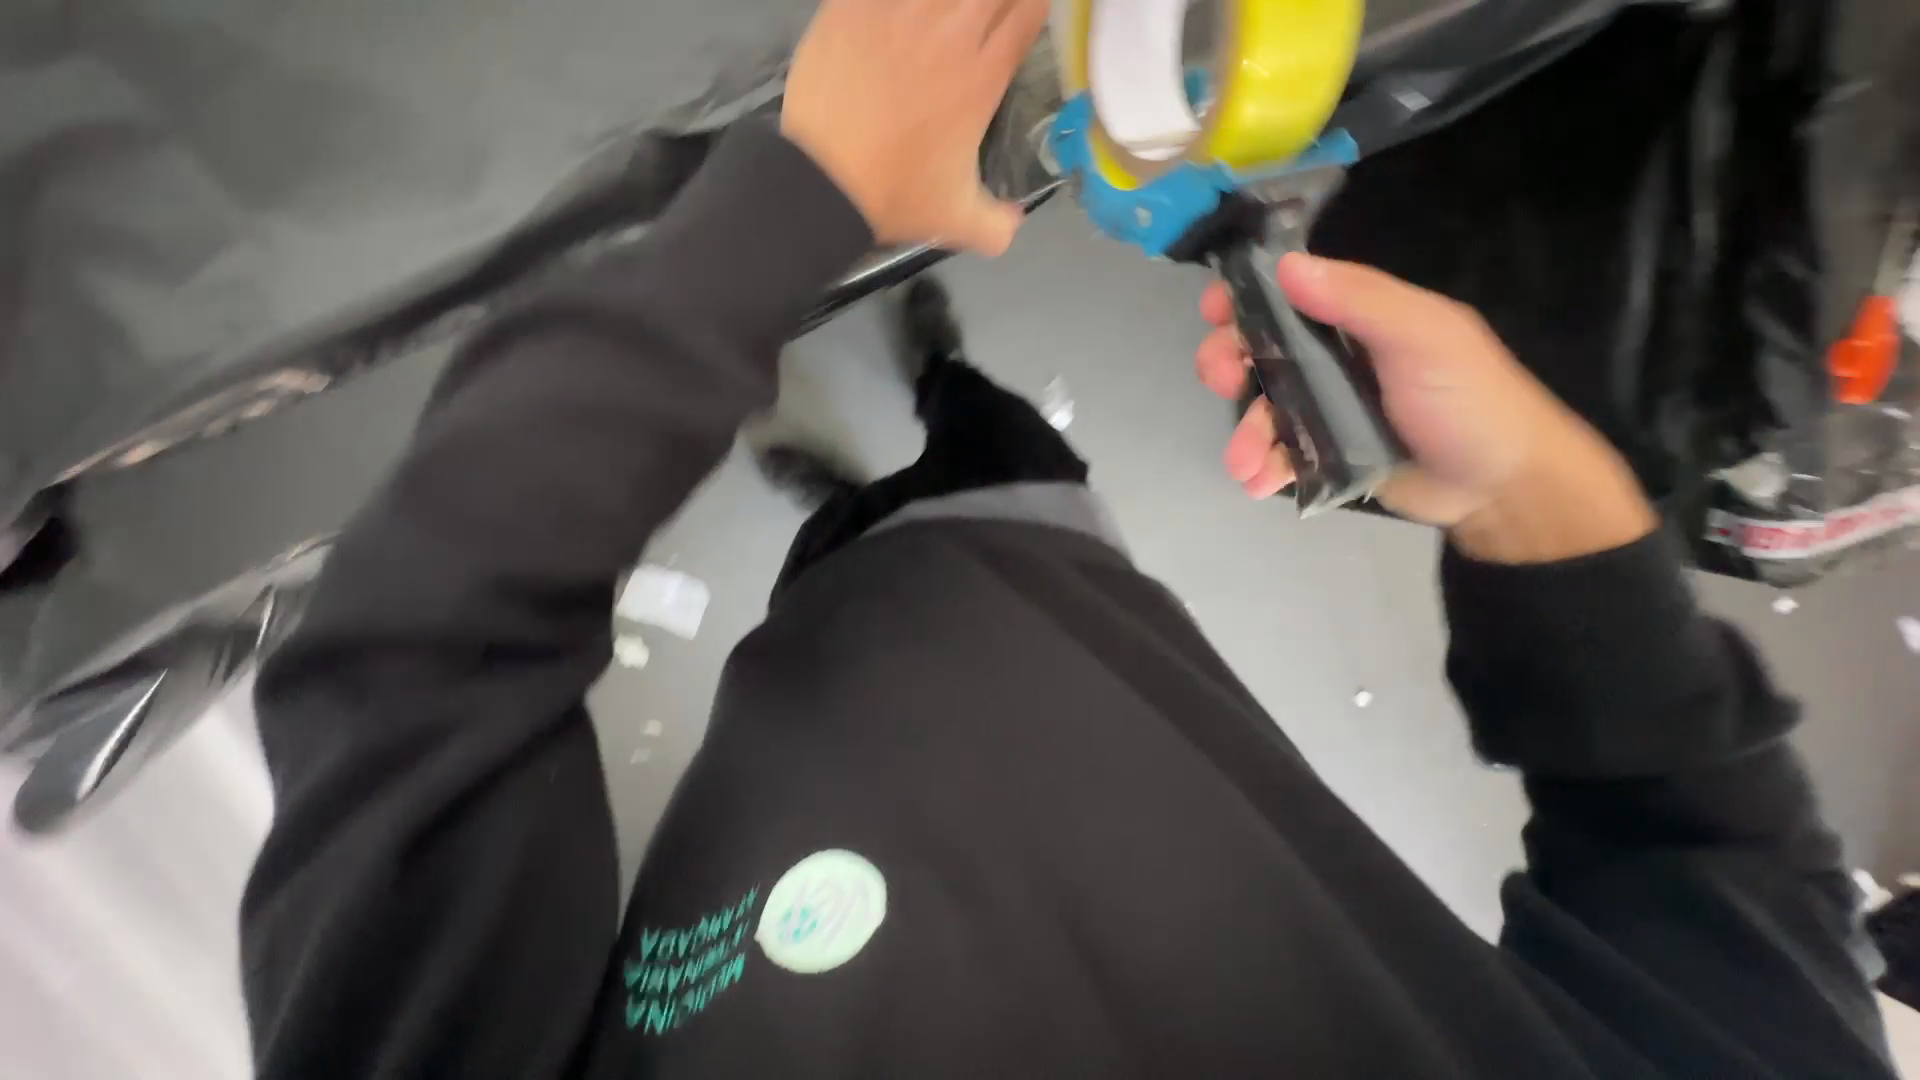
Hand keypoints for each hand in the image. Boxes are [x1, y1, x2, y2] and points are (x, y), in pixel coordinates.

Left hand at [781, 0, 1048, 256]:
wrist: (823, 183)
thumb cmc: (893, 198)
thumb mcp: (958, 221)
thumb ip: (998, 225)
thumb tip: (1015, 222)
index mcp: (982, 77)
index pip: (1028, 11)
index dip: (1031, 9)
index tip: (1018, 21)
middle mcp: (950, 32)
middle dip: (993, 2)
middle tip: (977, 22)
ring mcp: (901, 10)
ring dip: (946, 3)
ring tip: (938, 21)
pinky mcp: (855, 4)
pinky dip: (893, 2)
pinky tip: (895, 16)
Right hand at [1195, 253, 1656, 562]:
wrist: (1500, 487)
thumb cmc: (1469, 399)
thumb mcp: (1422, 336)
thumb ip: (1358, 299)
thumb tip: (1285, 265)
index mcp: (1356, 318)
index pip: (1287, 295)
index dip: (1245, 299)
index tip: (1214, 311)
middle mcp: (1333, 358)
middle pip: (1258, 351)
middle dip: (1227, 365)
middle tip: (1220, 382)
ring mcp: (1326, 408)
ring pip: (1262, 409)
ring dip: (1244, 434)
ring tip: (1245, 464)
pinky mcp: (1324, 454)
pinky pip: (1279, 453)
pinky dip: (1263, 467)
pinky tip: (1259, 483)